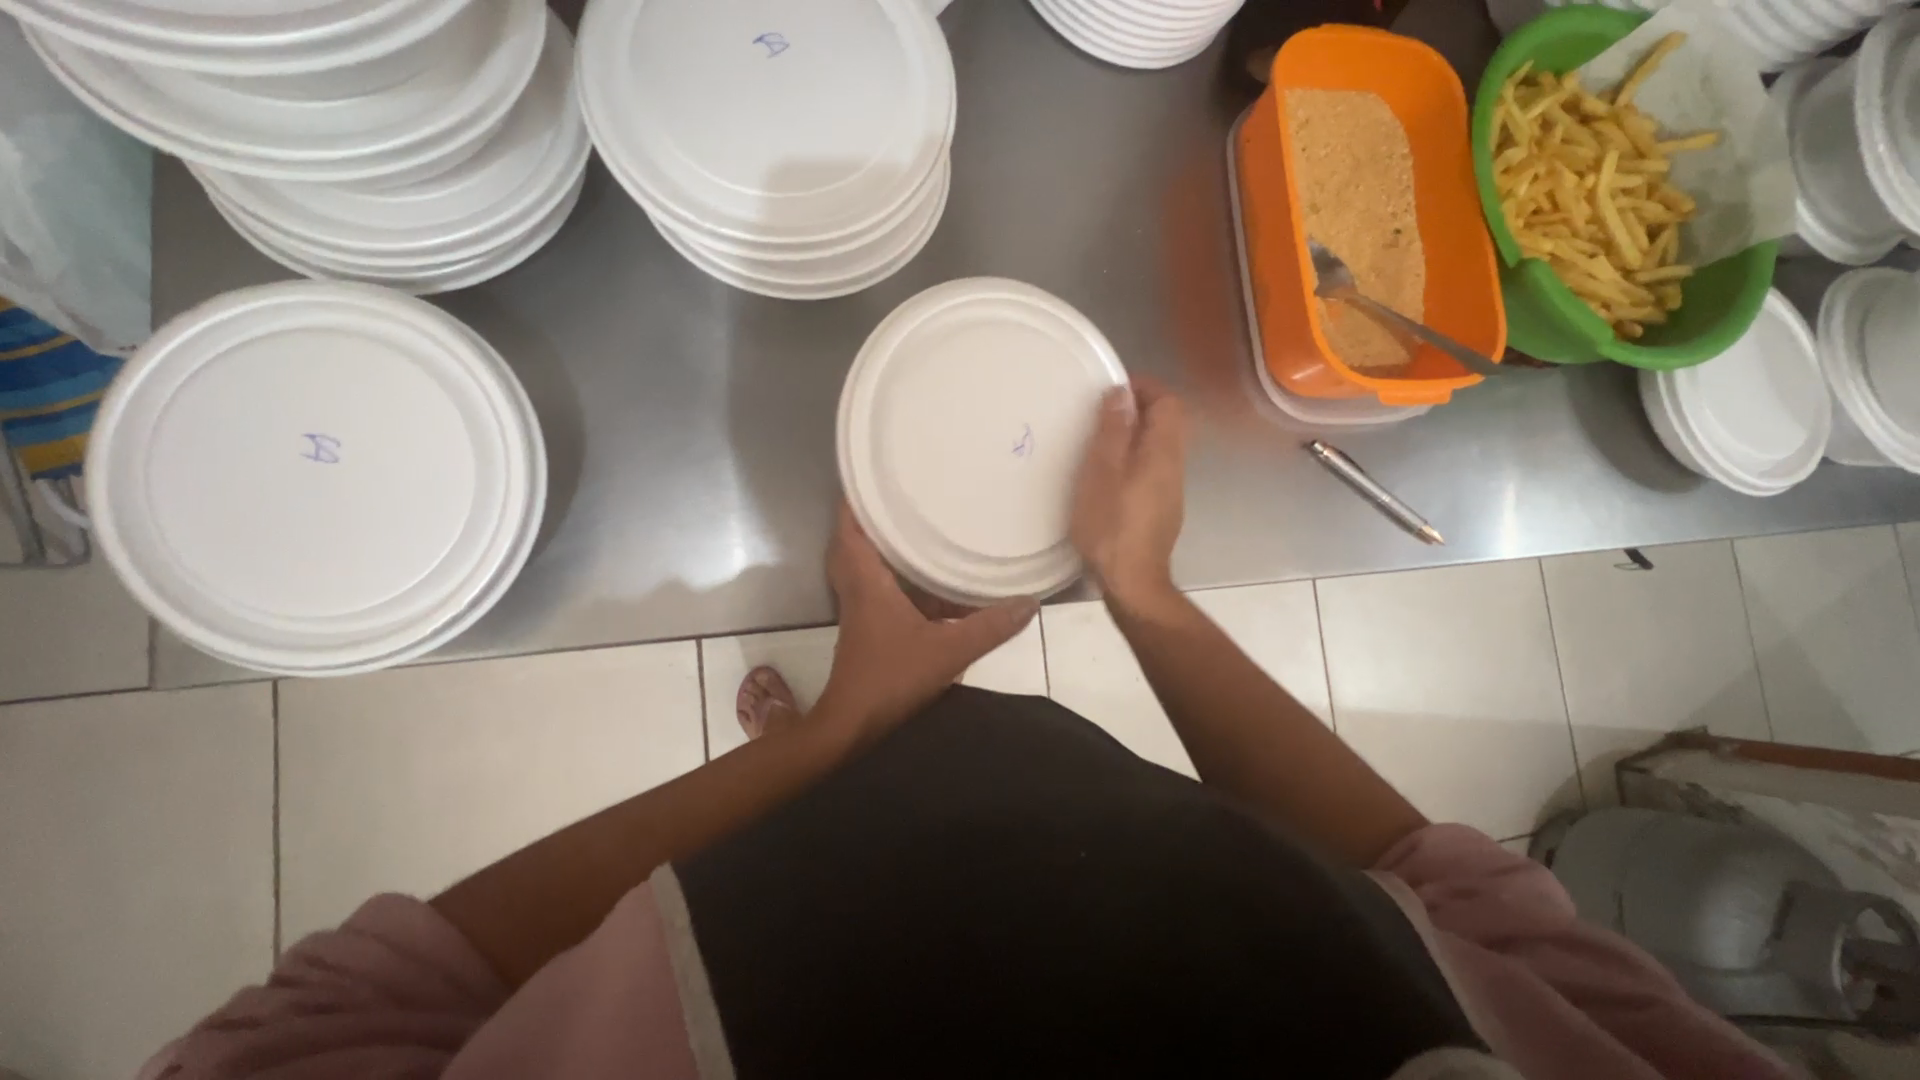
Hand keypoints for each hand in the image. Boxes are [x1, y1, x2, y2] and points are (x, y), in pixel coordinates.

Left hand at [815, 503, 1038, 739]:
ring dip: (887, 547)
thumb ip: (990, 627)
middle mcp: (858, 588)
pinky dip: (898, 578)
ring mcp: (861, 610)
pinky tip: (931, 583)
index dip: (856, 497)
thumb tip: (1030, 602)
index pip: (850, 526)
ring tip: (920, 528)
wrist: (854, 724)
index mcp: (867, 581)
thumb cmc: (891, 677)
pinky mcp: (869, 628)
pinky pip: (880, 589)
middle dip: (874, 517)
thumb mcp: (948, 650)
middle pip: (855, 541)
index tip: (875, 473)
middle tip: (903, 497)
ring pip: (868, 566)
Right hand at [1070, 378, 1188, 611]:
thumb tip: (1122, 393)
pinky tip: (1108, 475)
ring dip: (1135, 435)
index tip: (1112, 389)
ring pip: (1160, 447)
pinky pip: (1153, 469)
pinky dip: (1134, 458)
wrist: (1132, 582)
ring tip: (1099, 440)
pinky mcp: (1162, 510)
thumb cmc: (1110, 525)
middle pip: (1168, 423)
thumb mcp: (1101, 472)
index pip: (1168, 402)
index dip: (1144, 388)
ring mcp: (1171, 490)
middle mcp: (1175, 466)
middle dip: (1139, 408)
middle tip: (1101, 412)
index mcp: (1163, 452)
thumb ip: (1112, 431)